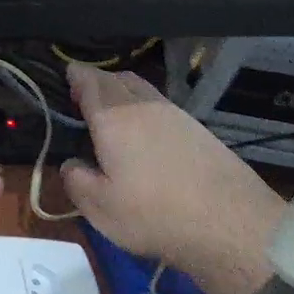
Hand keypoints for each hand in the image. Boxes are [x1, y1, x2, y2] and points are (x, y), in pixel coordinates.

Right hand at [59, 63, 287, 283]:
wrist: (226, 222)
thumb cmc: (151, 214)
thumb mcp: (98, 207)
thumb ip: (76, 180)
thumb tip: (71, 164)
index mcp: (116, 122)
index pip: (93, 85)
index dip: (78, 76)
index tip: (67, 71)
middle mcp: (148, 109)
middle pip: (121, 81)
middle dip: (99, 81)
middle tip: (81, 93)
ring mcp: (178, 118)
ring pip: (144, 92)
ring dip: (122, 94)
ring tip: (106, 112)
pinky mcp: (198, 132)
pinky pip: (161, 108)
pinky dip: (142, 109)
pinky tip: (137, 132)